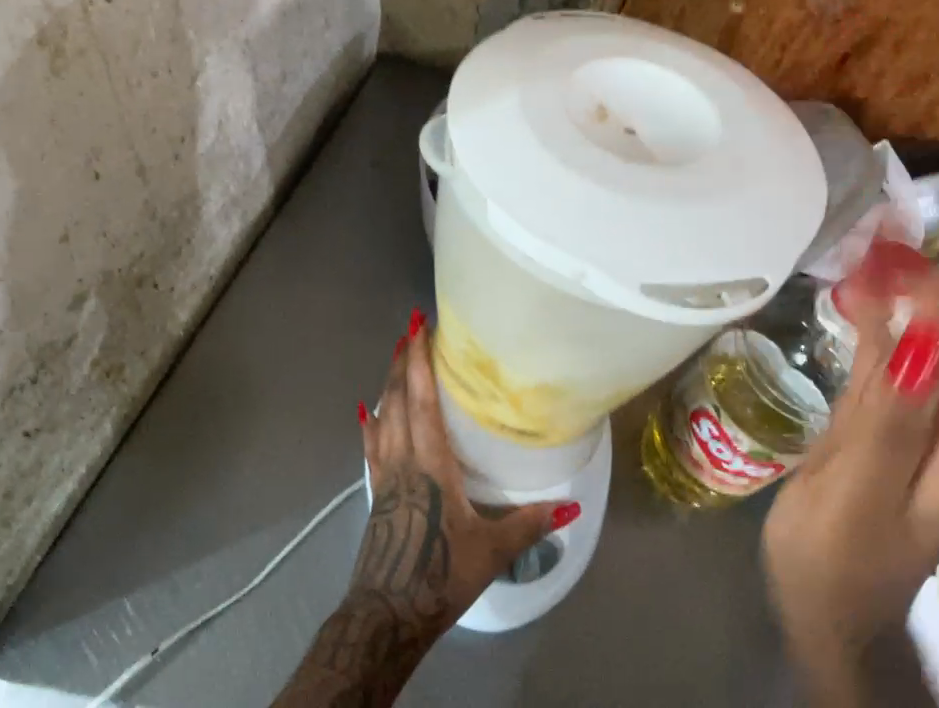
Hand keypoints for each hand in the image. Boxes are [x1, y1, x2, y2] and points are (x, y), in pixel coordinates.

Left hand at [272, 312, 573, 707]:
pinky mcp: (376, 492)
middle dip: (403, 361)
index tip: (418, 327)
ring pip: (382, 417)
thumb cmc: (441, 575)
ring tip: (397, 358)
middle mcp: (402, 459)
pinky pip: (372, 445)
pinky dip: (372, 422)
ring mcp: (384, 474)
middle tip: (411, 330)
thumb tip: (569, 508)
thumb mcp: (492, 550)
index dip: (419, 361)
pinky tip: (369, 413)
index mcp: (430, 463)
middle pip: (397, 398)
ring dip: (389, 384)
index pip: (421, 400)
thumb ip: (528, 524)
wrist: (388, 612)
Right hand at [762, 275, 938, 706]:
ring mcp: (919, 428)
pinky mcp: (882, 430)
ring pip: (935, 350)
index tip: (907, 271)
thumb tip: (921, 338)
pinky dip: (880, 328)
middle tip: (881, 252)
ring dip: (910, 302)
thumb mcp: (856, 490)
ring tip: (863, 263)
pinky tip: (851, 304)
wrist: (822, 610)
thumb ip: (889, 419)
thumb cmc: (835, 558)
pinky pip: (896, 365)